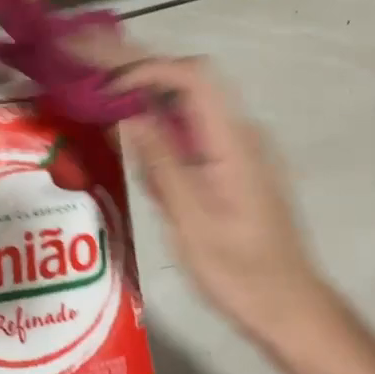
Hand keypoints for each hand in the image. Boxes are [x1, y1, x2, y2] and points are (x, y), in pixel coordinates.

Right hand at [82, 38, 329, 340]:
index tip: (103, 85)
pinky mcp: (231, 163)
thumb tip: (126, 113)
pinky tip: (127, 129)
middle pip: (186, 78)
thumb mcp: (192, 222)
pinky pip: (188, 124)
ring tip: (95, 88)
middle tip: (84, 64)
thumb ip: (160, 163)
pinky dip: (155, 117)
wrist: (290, 309)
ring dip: (142, 89)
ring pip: (185, 100)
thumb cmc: (239, 272)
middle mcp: (239, 132)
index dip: (144, 68)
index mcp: (233, 141)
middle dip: (134, 67)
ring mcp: (237, 147)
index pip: (190, 76)